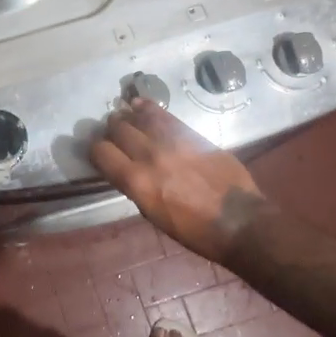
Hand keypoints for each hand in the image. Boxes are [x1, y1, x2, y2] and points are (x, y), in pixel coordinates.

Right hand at [92, 99, 264, 264]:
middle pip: (118, 129)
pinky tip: (140, 106)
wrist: (240, 222)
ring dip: (129, 116)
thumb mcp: (154, 215)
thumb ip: (137, 188)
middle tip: (114, 135)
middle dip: (111, 131)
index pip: (101, 153)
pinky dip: (148, 108)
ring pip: (140, 116)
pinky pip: (164, 115)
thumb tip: (127, 170)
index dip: (95, 150)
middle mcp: (149, 157)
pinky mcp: (192, 135)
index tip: (99, 152)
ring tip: (126, 117)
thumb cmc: (194, 230)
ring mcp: (172, 142)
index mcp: (137, 183)